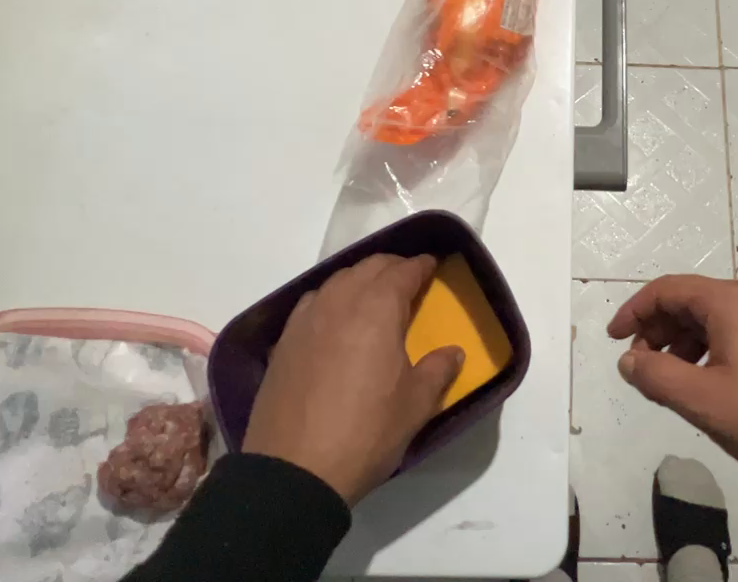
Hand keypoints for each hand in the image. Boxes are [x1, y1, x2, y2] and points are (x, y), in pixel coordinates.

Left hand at [242, 254, 464, 503]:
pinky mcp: (284, 341)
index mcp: (378, 309)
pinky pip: (313, 302)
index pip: (403, 271)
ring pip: (338, 279)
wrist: (293, 472)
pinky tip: (336, 319)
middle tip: (409, 279)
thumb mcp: (415, 405)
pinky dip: (332, 298)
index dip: (422, 265)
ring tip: (373, 295)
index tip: (433, 265)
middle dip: (392, 267)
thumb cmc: (365, 433)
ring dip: (361, 279)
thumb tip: (454, 352)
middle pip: (369, 267)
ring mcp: (307, 319)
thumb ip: (438, 370)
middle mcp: (340, 302)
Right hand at [608, 275, 737, 481]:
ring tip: (671, 384)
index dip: (634, 311)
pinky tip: (708, 388)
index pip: (666, 289)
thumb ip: (658, 376)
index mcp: (727, 302)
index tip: (614, 339)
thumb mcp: (705, 400)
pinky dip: (709, 352)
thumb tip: (628, 358)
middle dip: (657, 330)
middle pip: (688, 302)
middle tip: (640, 366)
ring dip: (682, 345)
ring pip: (712, 321)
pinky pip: (734, 335)